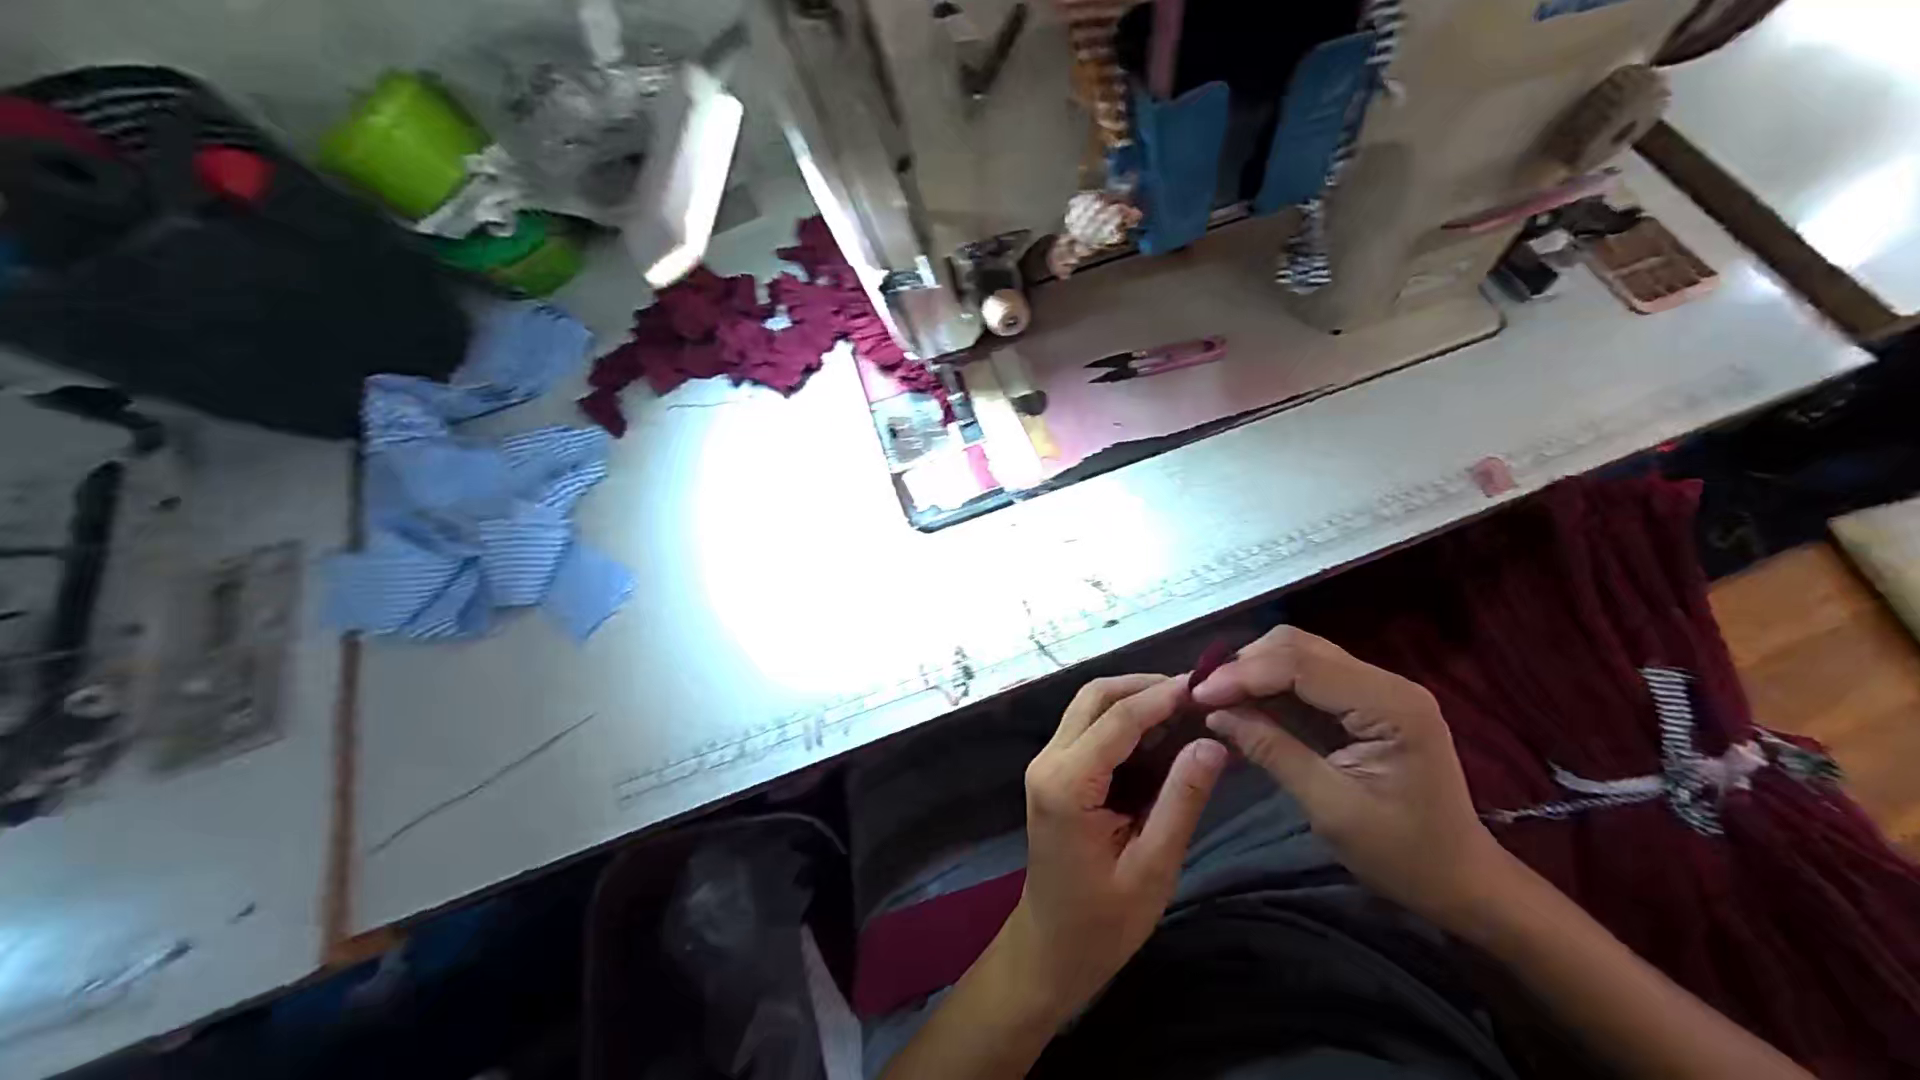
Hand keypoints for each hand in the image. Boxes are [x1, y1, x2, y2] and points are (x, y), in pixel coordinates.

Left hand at [1009, 674, 1227, 1011]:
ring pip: (1090, 706)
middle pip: (1096, 697)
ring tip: (1186, 710)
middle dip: (1145, 687)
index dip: (1162, 697)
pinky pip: (1088, 728)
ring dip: (1134, 699)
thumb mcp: (1153, 865)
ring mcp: (1047, 764)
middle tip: (1197, 695)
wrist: (1053, 946)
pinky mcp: (1054, 772)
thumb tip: (1212, 743)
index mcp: (1066, 784)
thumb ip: (1181, 800)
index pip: (1117, 719)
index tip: (1206, 684)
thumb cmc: (1104, 920)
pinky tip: (1161, 733)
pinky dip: (1124, 720)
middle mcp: (1049, 762)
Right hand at [1194, 627, 1517, 927]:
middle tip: (1203, 696)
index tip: (1197, 695)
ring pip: (1298, 653)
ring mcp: (1378, 688)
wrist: (1462, 881)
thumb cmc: (1402, 854)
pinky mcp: (1366, 700)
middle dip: (1244, 666)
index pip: (1300, 665)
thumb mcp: (1329, 806)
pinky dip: (1269, 683)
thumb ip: (1272, 750)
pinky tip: (1243, 702)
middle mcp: (1387, 682)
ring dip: (1253, 670)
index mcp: (1390, 705)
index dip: (1242, 674)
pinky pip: (1307, 675)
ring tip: (1216, 698)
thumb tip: (1215, 713)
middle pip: (1297, 646)